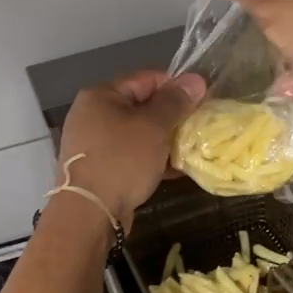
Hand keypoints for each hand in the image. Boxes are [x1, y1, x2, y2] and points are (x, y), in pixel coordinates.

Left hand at [56, 69, 204, 233]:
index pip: (146, 79)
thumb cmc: (121, 161)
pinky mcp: (100, 170)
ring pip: (138, 135)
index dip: (177, 87)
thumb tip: (196, 79)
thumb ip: (175, 102)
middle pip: (142, 107)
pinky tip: (177, 169)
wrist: (89, 213)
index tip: (203, 100)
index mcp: (101, 95)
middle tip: (200, 126)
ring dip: (165, 141)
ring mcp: (94, 145)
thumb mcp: (153, 127)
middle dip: (172, 117)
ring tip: (193, 148)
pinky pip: (132, 157)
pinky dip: (153, 160)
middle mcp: (93, 115)